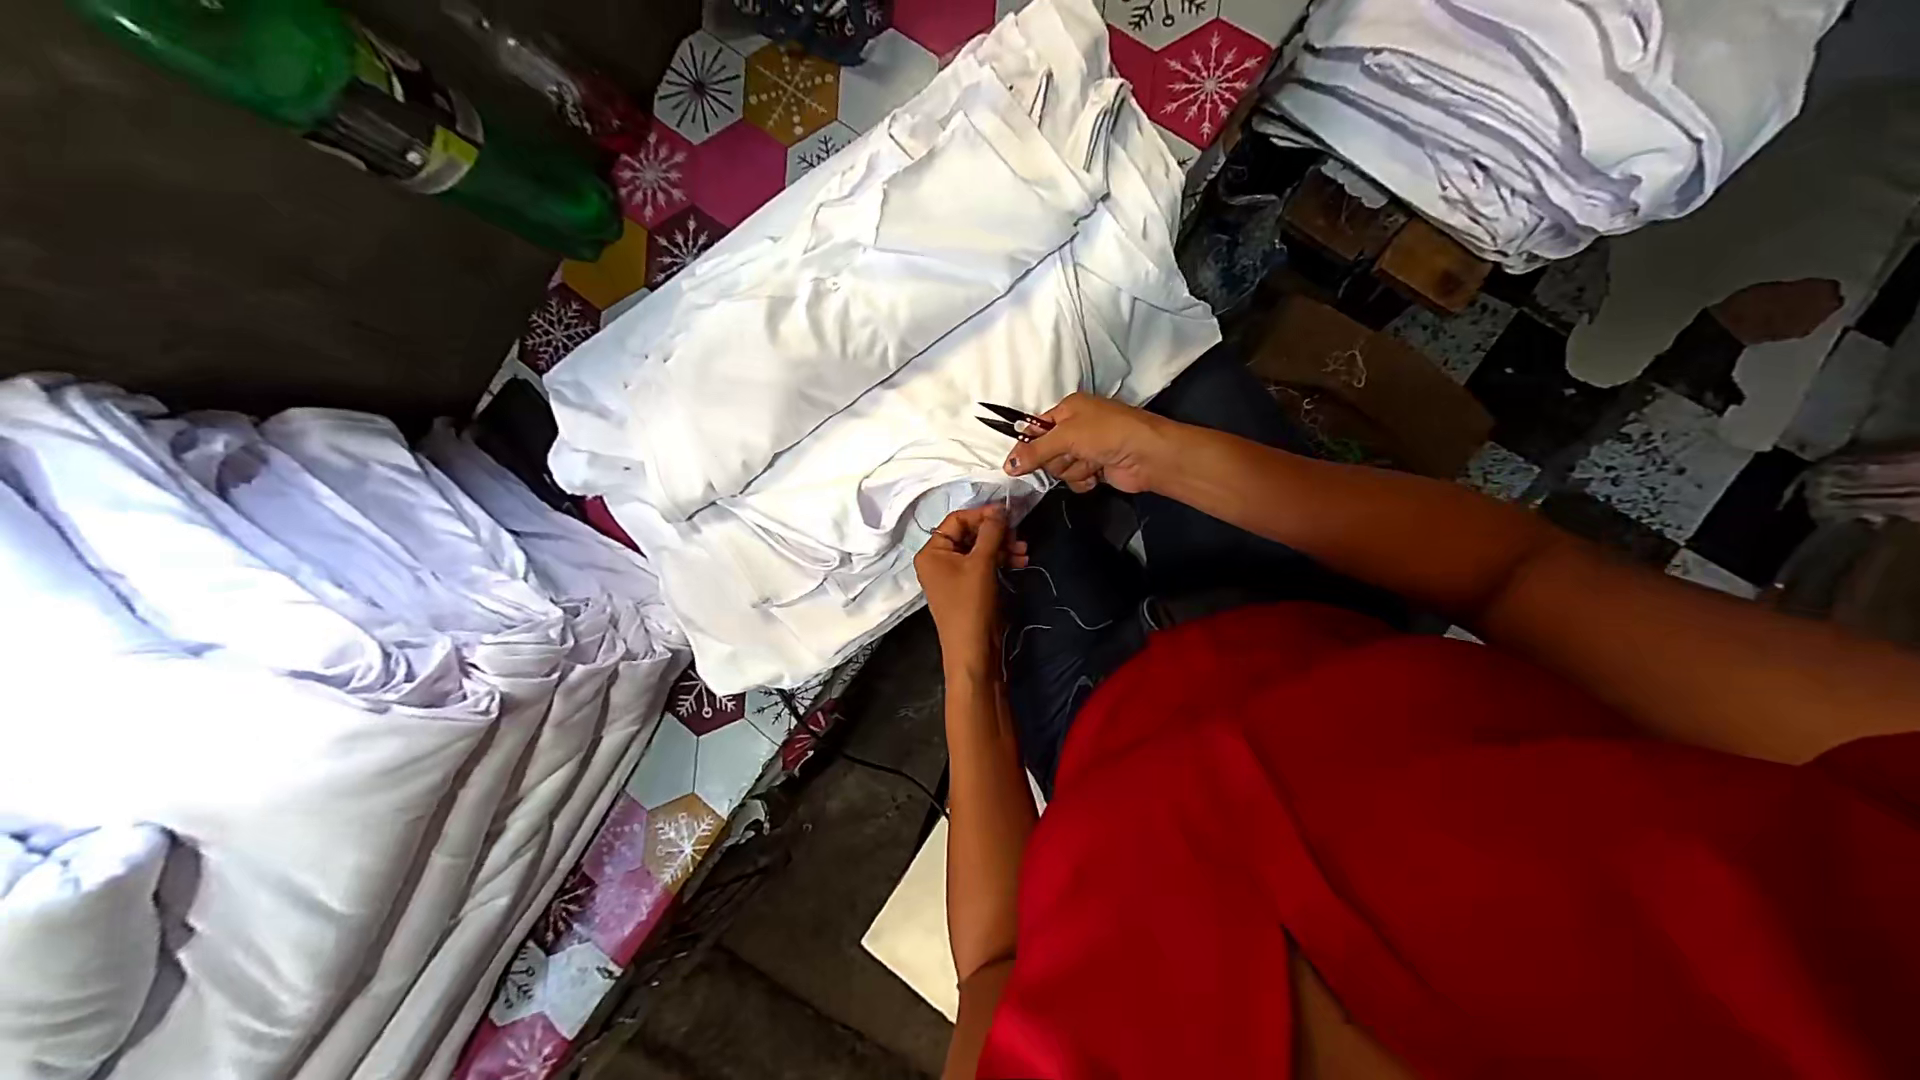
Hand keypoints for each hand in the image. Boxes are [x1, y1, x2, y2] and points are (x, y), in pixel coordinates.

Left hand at [914, 505, 1027, 668]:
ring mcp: (952, 574)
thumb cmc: (970, 604)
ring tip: (1024, 551)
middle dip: (996, 533)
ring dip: (1002, 547)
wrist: (973, 650)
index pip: (956, 520)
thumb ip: (990, 532)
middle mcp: (938, 560)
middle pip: (969, 534)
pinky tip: (1020, 562)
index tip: (1008, 514)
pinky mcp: (967, 586)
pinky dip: (1001, 560)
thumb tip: (1000, 510)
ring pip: (979, 549)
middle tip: (1018, 536)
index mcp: (931, 551)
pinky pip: (983, 564)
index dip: (982, 514)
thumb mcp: (981, 563)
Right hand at [1001, 393, 1175, 493]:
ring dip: (1073, 470)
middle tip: (1072, 454)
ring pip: (1060, 468)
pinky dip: (1083, 480)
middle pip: (1045, 452)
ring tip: (1091, 463)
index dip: (1026, 446)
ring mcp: (1086, 449)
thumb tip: (1008, 466)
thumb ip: (1034, 451)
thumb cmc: (1108, 433)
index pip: (1035, 428)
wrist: (1148, 455)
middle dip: (1057, 459)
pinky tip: (1097, 474)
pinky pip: (1075, 480)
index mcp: (1068, 409)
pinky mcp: (1096, 469)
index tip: (1016, 463)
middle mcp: (1076, 427)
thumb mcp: (1066, 436)